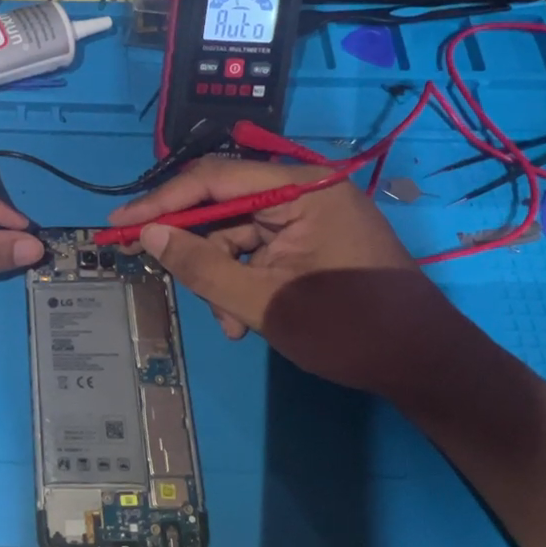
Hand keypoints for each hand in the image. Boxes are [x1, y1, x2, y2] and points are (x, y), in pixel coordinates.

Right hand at [108, 159, 492, 400]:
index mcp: (303, 190)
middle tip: (162, 276)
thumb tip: (147, 235)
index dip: (161, 202)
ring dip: (220, 277)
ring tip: (227, 322)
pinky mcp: (314, 243)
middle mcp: (306, 192)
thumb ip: (202, 266)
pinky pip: (259, 252)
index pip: (214, 179)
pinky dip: (243, 282)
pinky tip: (241, 319)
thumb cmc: (350, 331)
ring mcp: (312, 218)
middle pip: (224, 207)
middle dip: (196, 250)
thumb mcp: (265, 302)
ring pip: (237, 235)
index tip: (118, 225)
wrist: (427, 367)